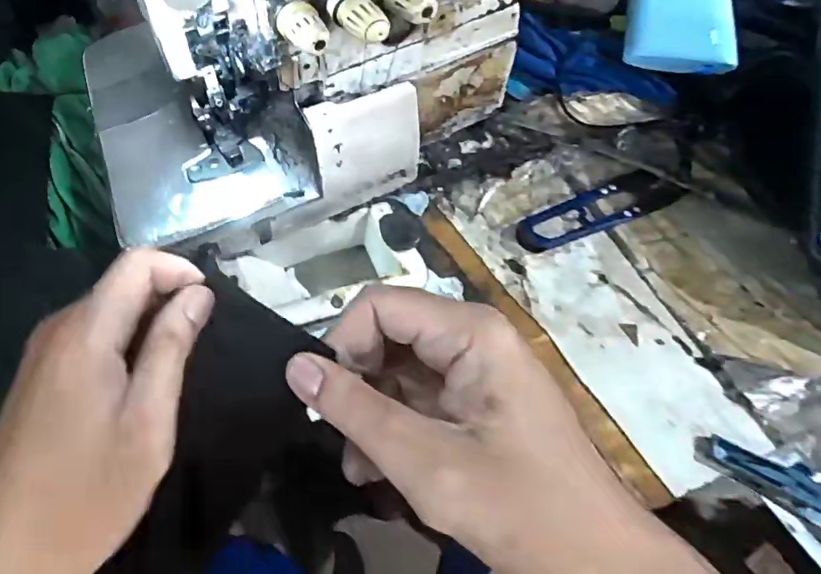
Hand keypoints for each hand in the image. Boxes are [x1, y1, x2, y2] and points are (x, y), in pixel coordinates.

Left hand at [0, 249, 215, 573]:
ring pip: (103, 309)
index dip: (177, 268)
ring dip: (142, 323)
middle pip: (118, 284)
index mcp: (84, 331)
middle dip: (163, 298)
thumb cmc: (87, 493)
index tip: (209, 302)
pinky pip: (84, 335)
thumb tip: (197, 293)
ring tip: (169, 370)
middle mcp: (57, 326)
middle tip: (197, 344)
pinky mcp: (35, 372)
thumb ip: (171, 348)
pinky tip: (130, 386)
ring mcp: (40, 348)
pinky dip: (118, 342)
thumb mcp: (147, 424)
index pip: (135, 262)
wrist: (6, 552)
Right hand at [283, 287, 711, 573]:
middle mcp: (471, 338)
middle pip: (386, 337)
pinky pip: (415, 398)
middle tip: (336, 436)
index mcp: (470, 333)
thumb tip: (295, 365)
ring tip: (358, 467)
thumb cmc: (525, 513)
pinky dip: (391, 429)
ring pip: (395, 371)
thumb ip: (355, 410)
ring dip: (369, 414)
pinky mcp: (475, 402)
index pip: (380, 306)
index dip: (344, 342)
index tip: (324, 395)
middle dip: (356, 386)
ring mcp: (475, 371)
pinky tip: (377, 470)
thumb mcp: (428, 464)